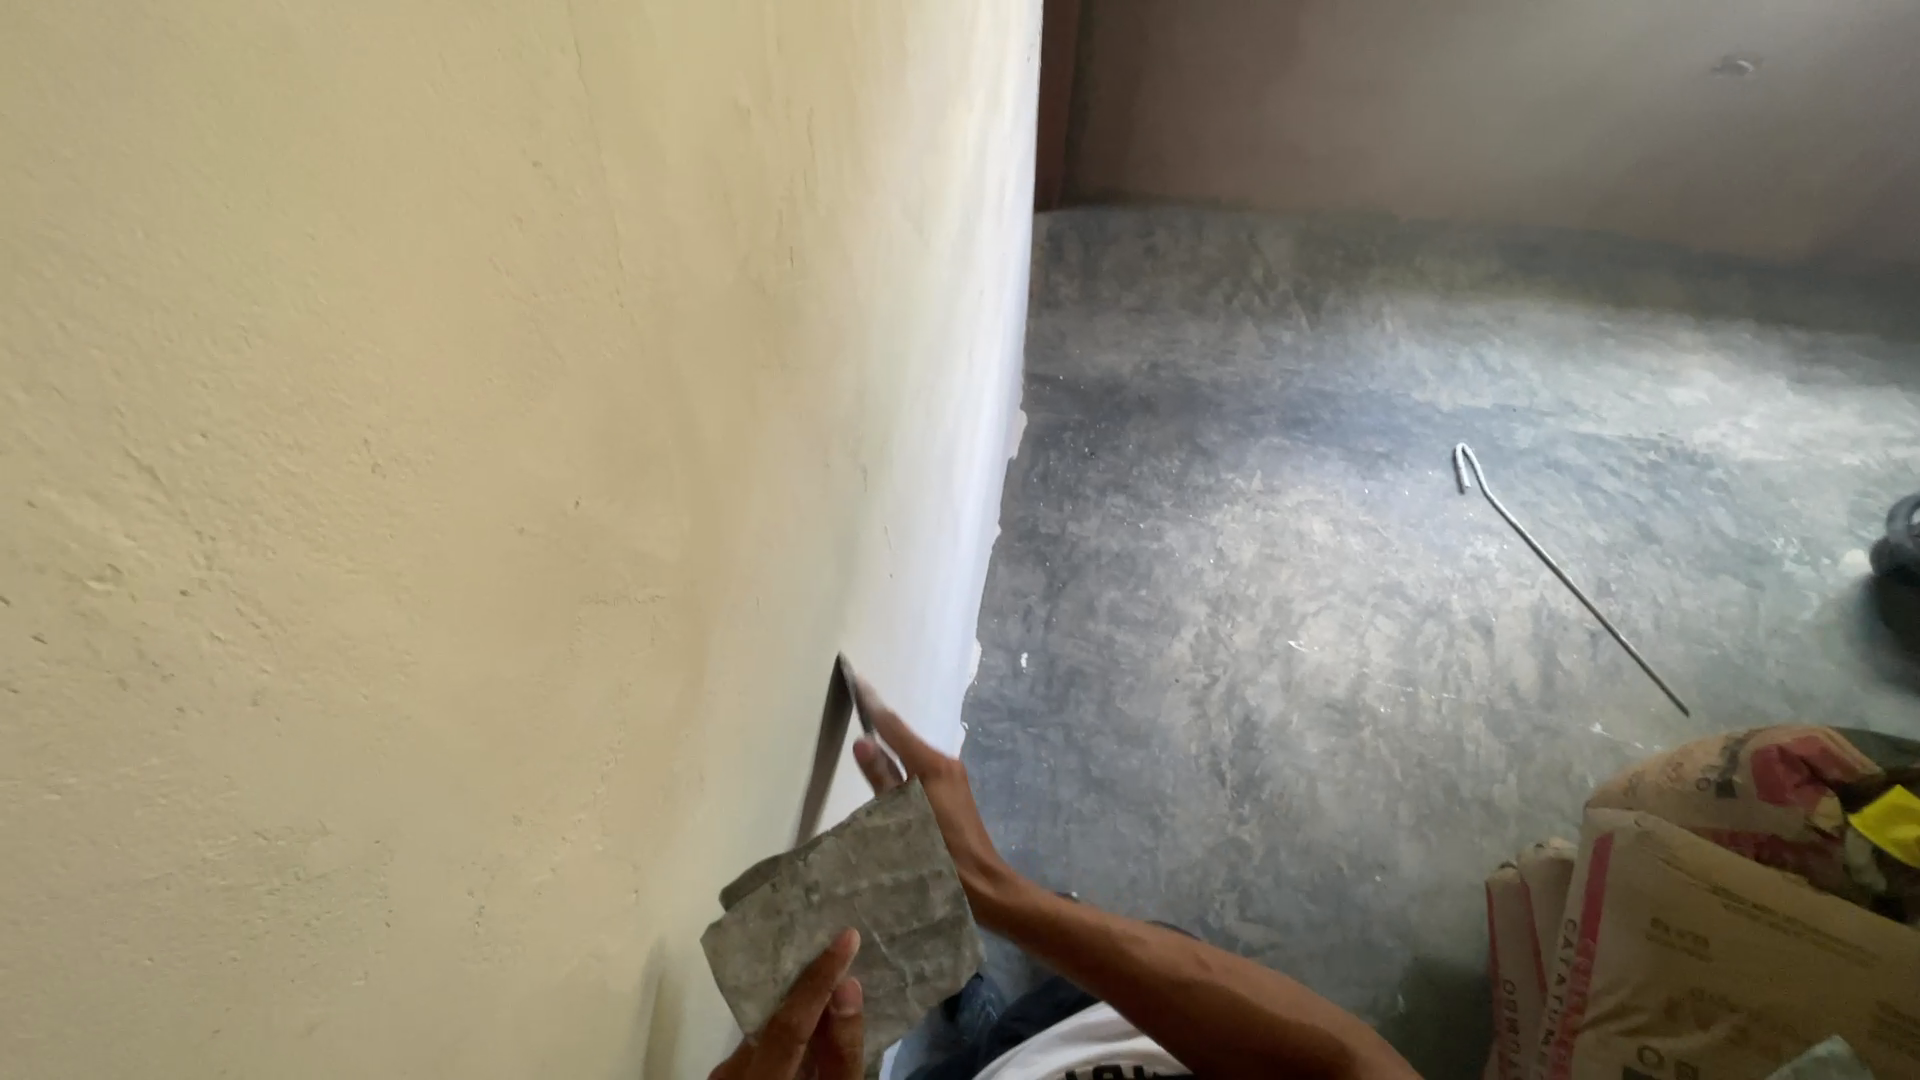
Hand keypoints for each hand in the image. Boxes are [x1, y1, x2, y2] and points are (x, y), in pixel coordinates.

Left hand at [710, 929, 864, 1079]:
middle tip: (839, 941)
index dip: (820, 977)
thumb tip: (847, 988)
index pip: (788, 1022)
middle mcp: (728, 1077)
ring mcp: (723, 1079)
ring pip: (764, 1026)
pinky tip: (810, 1014)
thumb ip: (842, 1055)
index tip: (848, 935)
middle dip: (809, 981)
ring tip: (830, 966)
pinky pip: (759, 1041)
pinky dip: (786, 1025)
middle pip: (772, 1019)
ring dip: (799, 1002)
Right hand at [849, 674, 1015, 907]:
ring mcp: (952, 777)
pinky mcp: (952, 791)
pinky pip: (921, 769)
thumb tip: (863, 741)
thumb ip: (882, 779)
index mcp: (933, 764)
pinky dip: (903, 764)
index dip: (874, 705)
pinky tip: (888, 771)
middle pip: (906, 738)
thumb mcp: (904, 817)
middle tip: (855, 705)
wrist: (983, 884)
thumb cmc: (941, 854)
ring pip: (914, 754)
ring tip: (865, 735)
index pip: (896, 727)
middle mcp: (945, 763)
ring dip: (892, 745)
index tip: (857, 680)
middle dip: (882, 723)